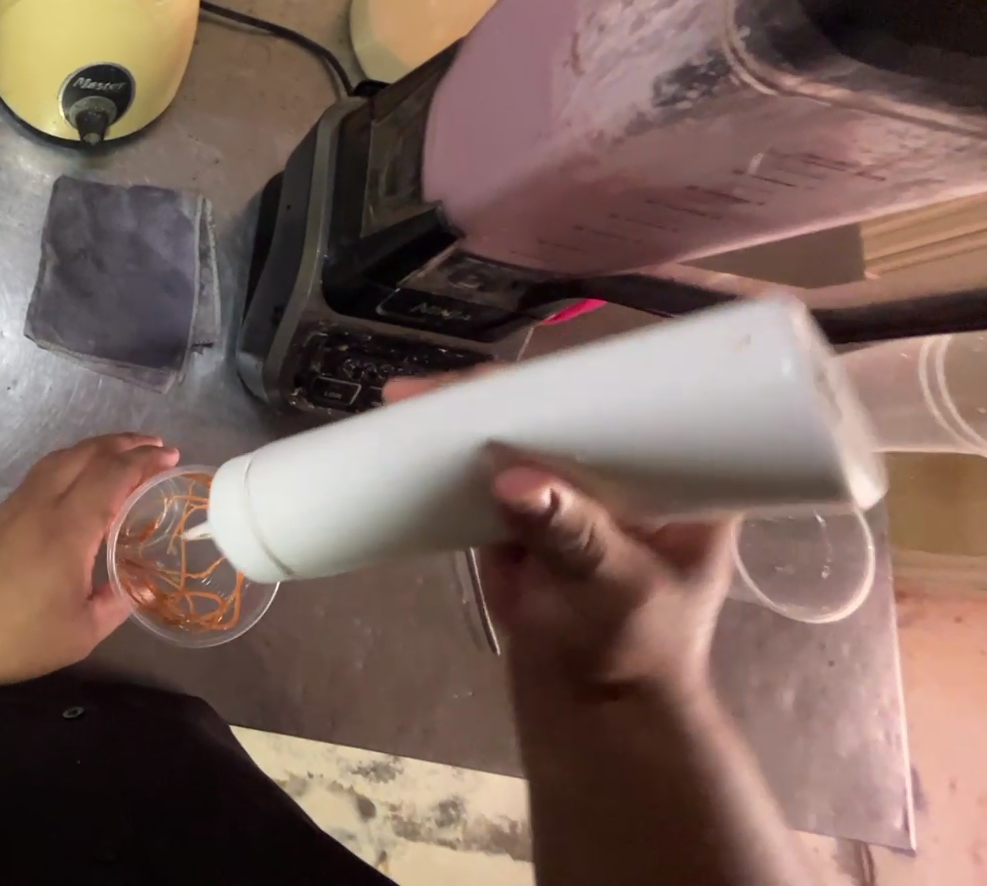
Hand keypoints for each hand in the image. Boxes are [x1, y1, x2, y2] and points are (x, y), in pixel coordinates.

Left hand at [0, 434, 179, 690]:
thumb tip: (143, 586)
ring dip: (96, 447)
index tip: (170, 456)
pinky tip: (80, 474)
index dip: (143, 461)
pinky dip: (71, 460)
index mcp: (67, 528)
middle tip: (155, 446)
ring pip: (61, 457)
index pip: (112, 476)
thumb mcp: (80, 632)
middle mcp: (42, 503)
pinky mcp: (0, 511)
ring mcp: (17, 503)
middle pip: (87, 454)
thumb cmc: (16, 638)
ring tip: (122, 451)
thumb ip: (118, 602)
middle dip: (124, 444)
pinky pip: (43, 470)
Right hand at [386, 376, 736, 700]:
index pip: (618, 402)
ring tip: (405, 400)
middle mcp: (614, 467)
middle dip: (487, 393)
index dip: (559, 381)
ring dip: (458, 416)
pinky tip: (411, 435)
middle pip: (549, 407)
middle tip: (429, 389)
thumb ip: (571, 535)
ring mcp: (562, 485)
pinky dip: (447, 451)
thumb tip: (513, 480)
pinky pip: (481, 466)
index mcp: (672, 473)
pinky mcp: (518, 507)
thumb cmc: (629, 645)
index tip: (497, 380)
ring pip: (509, 433)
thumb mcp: (615, 588)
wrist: (590, 698)